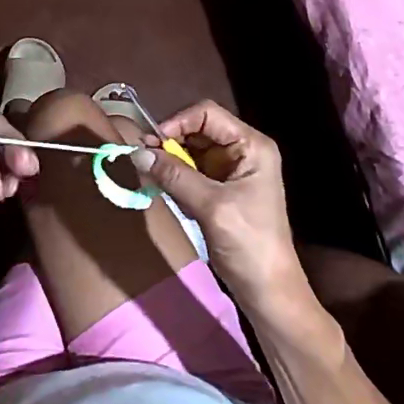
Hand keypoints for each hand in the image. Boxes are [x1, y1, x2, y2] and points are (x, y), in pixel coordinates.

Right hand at [132, 100, 306, 314]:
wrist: (266, 289)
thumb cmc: (248, 243)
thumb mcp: (211, 206)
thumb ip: (175, 176)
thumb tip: (137, 153)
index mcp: (251, 145)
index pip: (207, 114)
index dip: (177, 122)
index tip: (151, 143)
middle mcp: (242, 151)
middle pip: (198, 129)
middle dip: (170, 141)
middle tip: (143, 157)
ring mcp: (231, 170)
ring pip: (190, 150)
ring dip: (169, 159)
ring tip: (149, 172)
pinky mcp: (219, 189)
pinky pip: (190, 171)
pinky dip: (174, 175)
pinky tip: (162, 185)